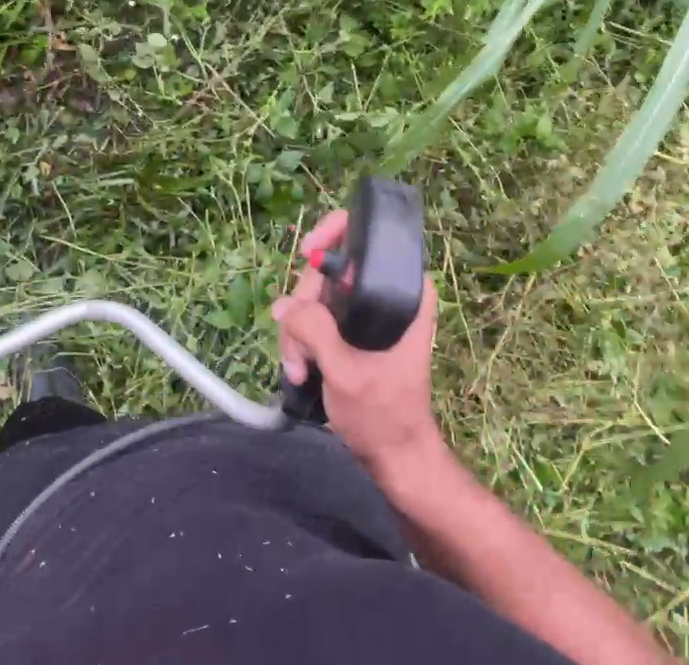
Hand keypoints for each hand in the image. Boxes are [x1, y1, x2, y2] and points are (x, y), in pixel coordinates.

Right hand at [273, 209, 444, 473]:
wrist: (393, 455)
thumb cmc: (383, 414)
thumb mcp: (346, 371)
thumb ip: (315, 331)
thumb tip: (284, 307)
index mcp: (404, 291)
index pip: (369, 237)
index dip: (335, 234)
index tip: (308, 253)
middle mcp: (384, 293)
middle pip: (328, 270)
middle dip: (304, 308)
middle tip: (300, 351)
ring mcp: (364, 312)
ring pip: (313, 297)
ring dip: (297, 333)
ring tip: (300, 370)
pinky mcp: (348, 331)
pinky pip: (312, 318)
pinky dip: (300, 341)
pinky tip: (300, 370)